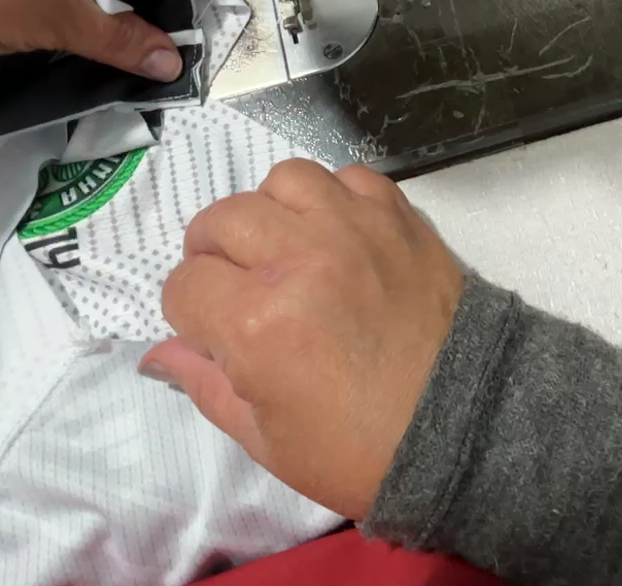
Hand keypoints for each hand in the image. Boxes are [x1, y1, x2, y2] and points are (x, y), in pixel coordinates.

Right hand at [140, 160, 463, 518]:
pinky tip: (338, 232)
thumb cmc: (361, 445)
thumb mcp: (267, 438)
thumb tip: (158, 353)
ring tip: (287, 245)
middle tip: (240, 283)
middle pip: (223, 218)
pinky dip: (333, 196)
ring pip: (284, 179)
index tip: (214, 328)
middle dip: (214, 253)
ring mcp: (354, 226)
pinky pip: (349, 175)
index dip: (190, 309)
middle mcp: (301, 257)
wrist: (463, 418)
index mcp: (259, 321)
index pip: (184, 284)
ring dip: (272, 210)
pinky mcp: (397, 213)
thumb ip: (205, 384)